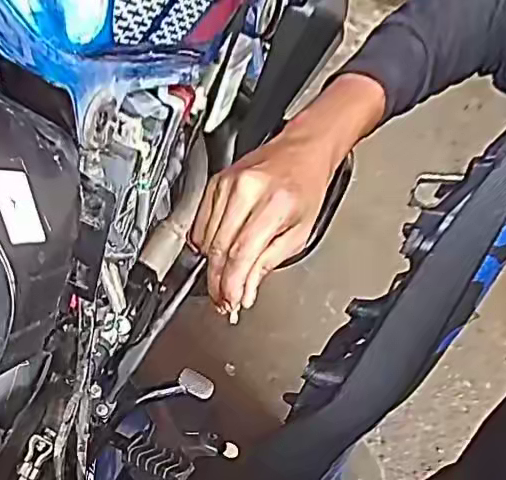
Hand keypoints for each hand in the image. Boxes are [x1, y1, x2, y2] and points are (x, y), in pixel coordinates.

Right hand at [192, 74, 384, 314]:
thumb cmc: (306, 186)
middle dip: (219, 283)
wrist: (303, 149)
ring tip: (223, 281)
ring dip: (211, 268)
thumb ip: (267, 265)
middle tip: (223, 300)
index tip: (231, 303)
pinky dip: (205, 248)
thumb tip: (244, 292)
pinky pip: (200, 227)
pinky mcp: (215, 184)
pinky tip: (218, 256)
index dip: (231, 286)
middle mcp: (246, 190)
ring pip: (206, 242)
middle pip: (219, 251)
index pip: (240, 255)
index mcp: (273, 202)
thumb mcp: (298, 234)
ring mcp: (227, 185)